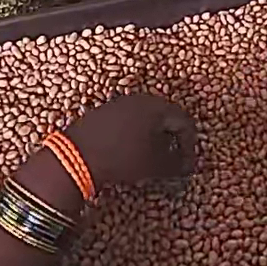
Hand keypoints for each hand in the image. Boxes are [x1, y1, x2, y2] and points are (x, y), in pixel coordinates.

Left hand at [64, 93, 196, 186]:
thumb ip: (175, 164)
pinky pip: (128, 121)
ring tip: (152, 158)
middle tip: (174, 159)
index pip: (184, 121)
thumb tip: (185, 166)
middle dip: (173, 139)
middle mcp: (138, 99)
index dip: (190, 144)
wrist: (76, 156)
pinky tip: (131, 153)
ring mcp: (118, 103)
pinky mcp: (103, 112)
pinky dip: (136, 135)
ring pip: (145, 118)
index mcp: (156, 106)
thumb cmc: (122, 158)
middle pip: (165, 116)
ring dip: (154, 137)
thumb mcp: (154, 165)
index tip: (187, 163)